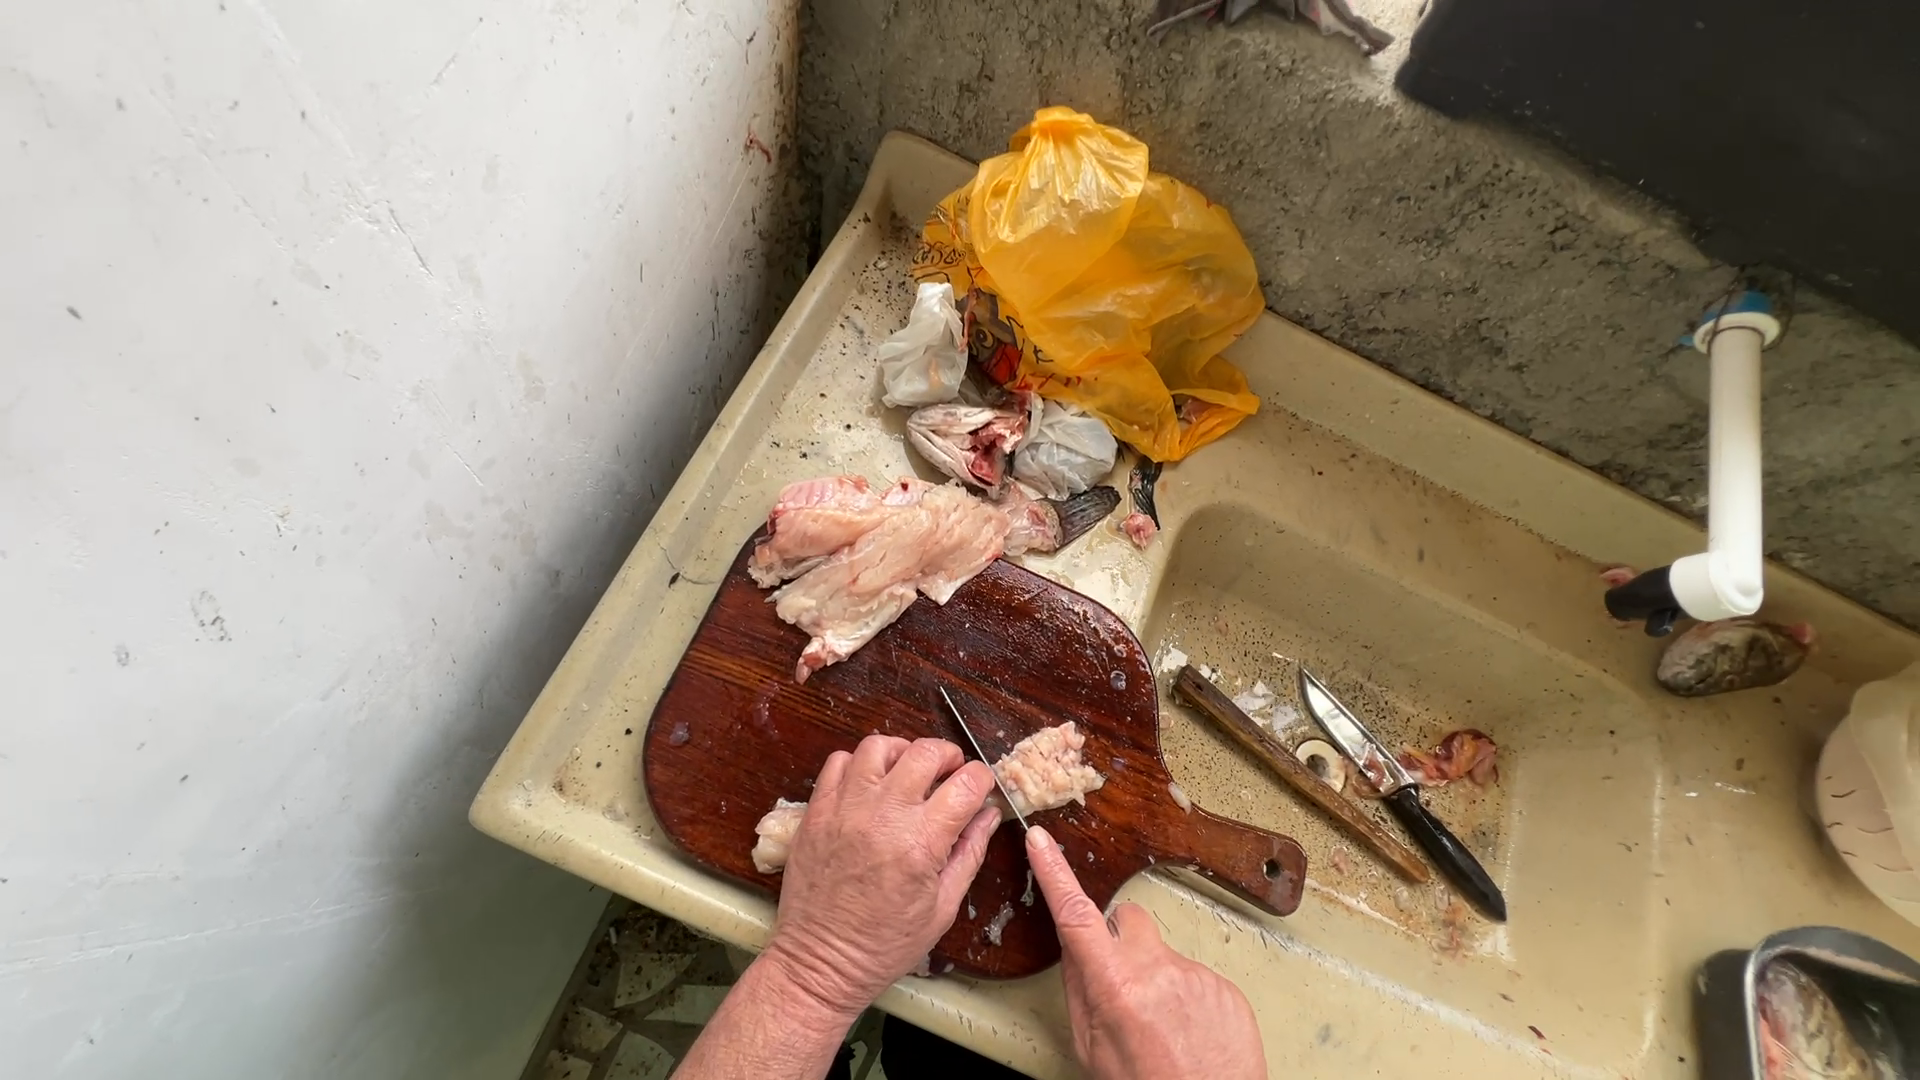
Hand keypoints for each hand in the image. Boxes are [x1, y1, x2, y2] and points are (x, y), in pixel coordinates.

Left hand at [762, 735, 998, 1017]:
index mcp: (921, 842)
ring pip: (879, 746)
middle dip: (948, 755)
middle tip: (949, 772)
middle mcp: (884, 815)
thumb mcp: (943, 908)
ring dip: (902, 752)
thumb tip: (989, 814)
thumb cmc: (885, 945)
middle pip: (925, 752)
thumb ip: (970, 853)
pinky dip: (859, 764)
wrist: (819, 964)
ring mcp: (846, 808)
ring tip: (908, 772)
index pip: (966, 783)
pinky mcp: (817, 810)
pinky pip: (839, 762)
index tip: (981, 786)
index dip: (982, 778)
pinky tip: (870, 785)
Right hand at [1026, 825, 1267, 1079]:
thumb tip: (1076, 947)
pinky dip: (1187, 997)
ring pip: (1162, 953)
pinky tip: (1189, 1032)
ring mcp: (1195, 974)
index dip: (1053, 872)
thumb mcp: (1091, 1048)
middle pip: (1127, 920)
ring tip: (1164, 1027)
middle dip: (1119, 939)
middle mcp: (1156, 969)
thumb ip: (1080, 988)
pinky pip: (1194, 975)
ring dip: (1157, 978)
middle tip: (1124, 983)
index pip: (1074, 913)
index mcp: (1115, 984)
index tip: (1039, 840)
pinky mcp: (1224, 986)